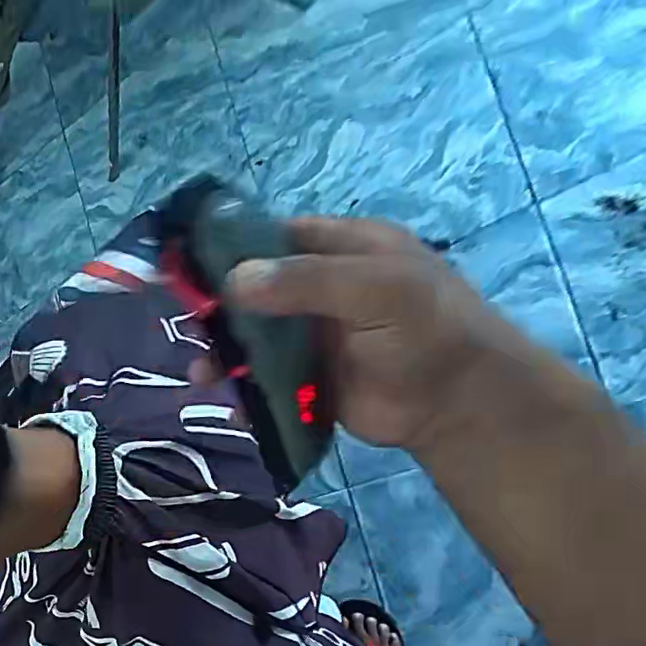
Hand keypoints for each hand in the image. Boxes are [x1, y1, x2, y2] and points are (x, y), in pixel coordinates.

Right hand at [224, 216, 547, 451]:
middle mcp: (323, 291)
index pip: (278, 238)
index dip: (235, 249)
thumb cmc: (425, 330)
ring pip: (256, 342)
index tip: (191, 269)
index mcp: (343, 250)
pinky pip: (267, 383)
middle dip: (222, 312)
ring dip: (227, 357)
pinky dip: (247, 394)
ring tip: (202, 376)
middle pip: (258, 293)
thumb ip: (307, 281)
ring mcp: (315, 339)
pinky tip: (233, 407)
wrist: (454, 404)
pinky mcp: (311, 381)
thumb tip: (234, 280)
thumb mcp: (375, 289)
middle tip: (192, 330)